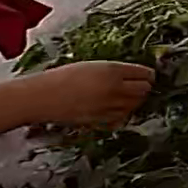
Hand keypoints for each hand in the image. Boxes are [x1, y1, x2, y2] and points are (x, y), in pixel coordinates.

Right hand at [7, 61, 153, 127]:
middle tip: (135, 86)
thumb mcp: (94, 66)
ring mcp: (108, 107)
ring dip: (133, 100)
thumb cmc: (62, 78)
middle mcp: (115, 89)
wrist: (39, 98)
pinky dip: (122, 113)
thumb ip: (117, 71)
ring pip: (136, 105)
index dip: (148, 75)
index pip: (147, 74)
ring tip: (121, 96)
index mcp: (113, 71)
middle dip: (143, 87)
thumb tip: (137, 75)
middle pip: (145, 90)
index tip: (146, 75)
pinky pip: (122, 118)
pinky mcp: (100, 121)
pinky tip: (112, 108)